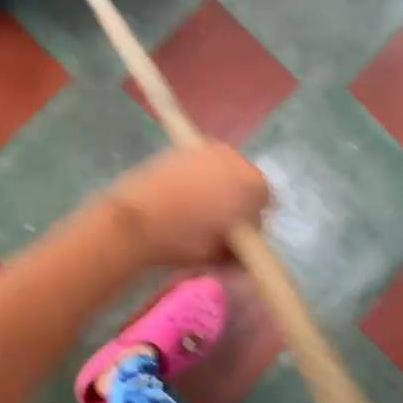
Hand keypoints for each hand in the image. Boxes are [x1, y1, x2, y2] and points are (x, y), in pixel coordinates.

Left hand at [97, 142, 269, 265]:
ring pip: (225, 166)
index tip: (241, 232)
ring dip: (220, 182)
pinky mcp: (184, 147)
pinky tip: (185, 192)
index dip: (255, 216)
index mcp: (251, 184)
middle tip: (222, 218)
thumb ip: (241, 248)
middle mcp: (235, 158)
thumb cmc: (182, 240)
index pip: (267, 199)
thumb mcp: (220, 254)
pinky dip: (200, 174)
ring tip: (202, 204)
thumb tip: (244, 246)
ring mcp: (208, 149)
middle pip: (247, 177)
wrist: (135, 220)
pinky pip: (203, 162)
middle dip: (239, 195)